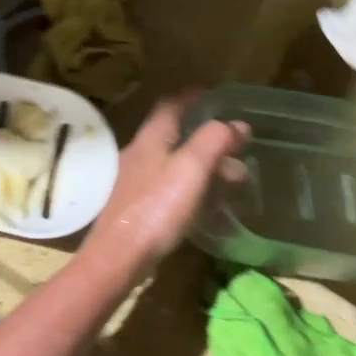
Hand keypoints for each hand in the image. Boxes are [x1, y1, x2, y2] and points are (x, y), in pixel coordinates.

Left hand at [82, 95, 248, 278]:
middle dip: (208, 140)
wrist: (117, 258)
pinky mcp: (135, 210)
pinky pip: (169, 190)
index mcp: (150, 138)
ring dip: (203, 168)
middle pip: (175, 136)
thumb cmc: (155, 208)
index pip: (170, 105)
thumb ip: (214, 141)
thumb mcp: (191, 169)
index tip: (215, 97)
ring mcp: (134, 183)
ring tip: (232, 183)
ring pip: (174, 164)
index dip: (193, 97)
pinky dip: (192, 190)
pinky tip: (206, 209)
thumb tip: (237, 123)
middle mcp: (139, 154)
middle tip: (237, 152)